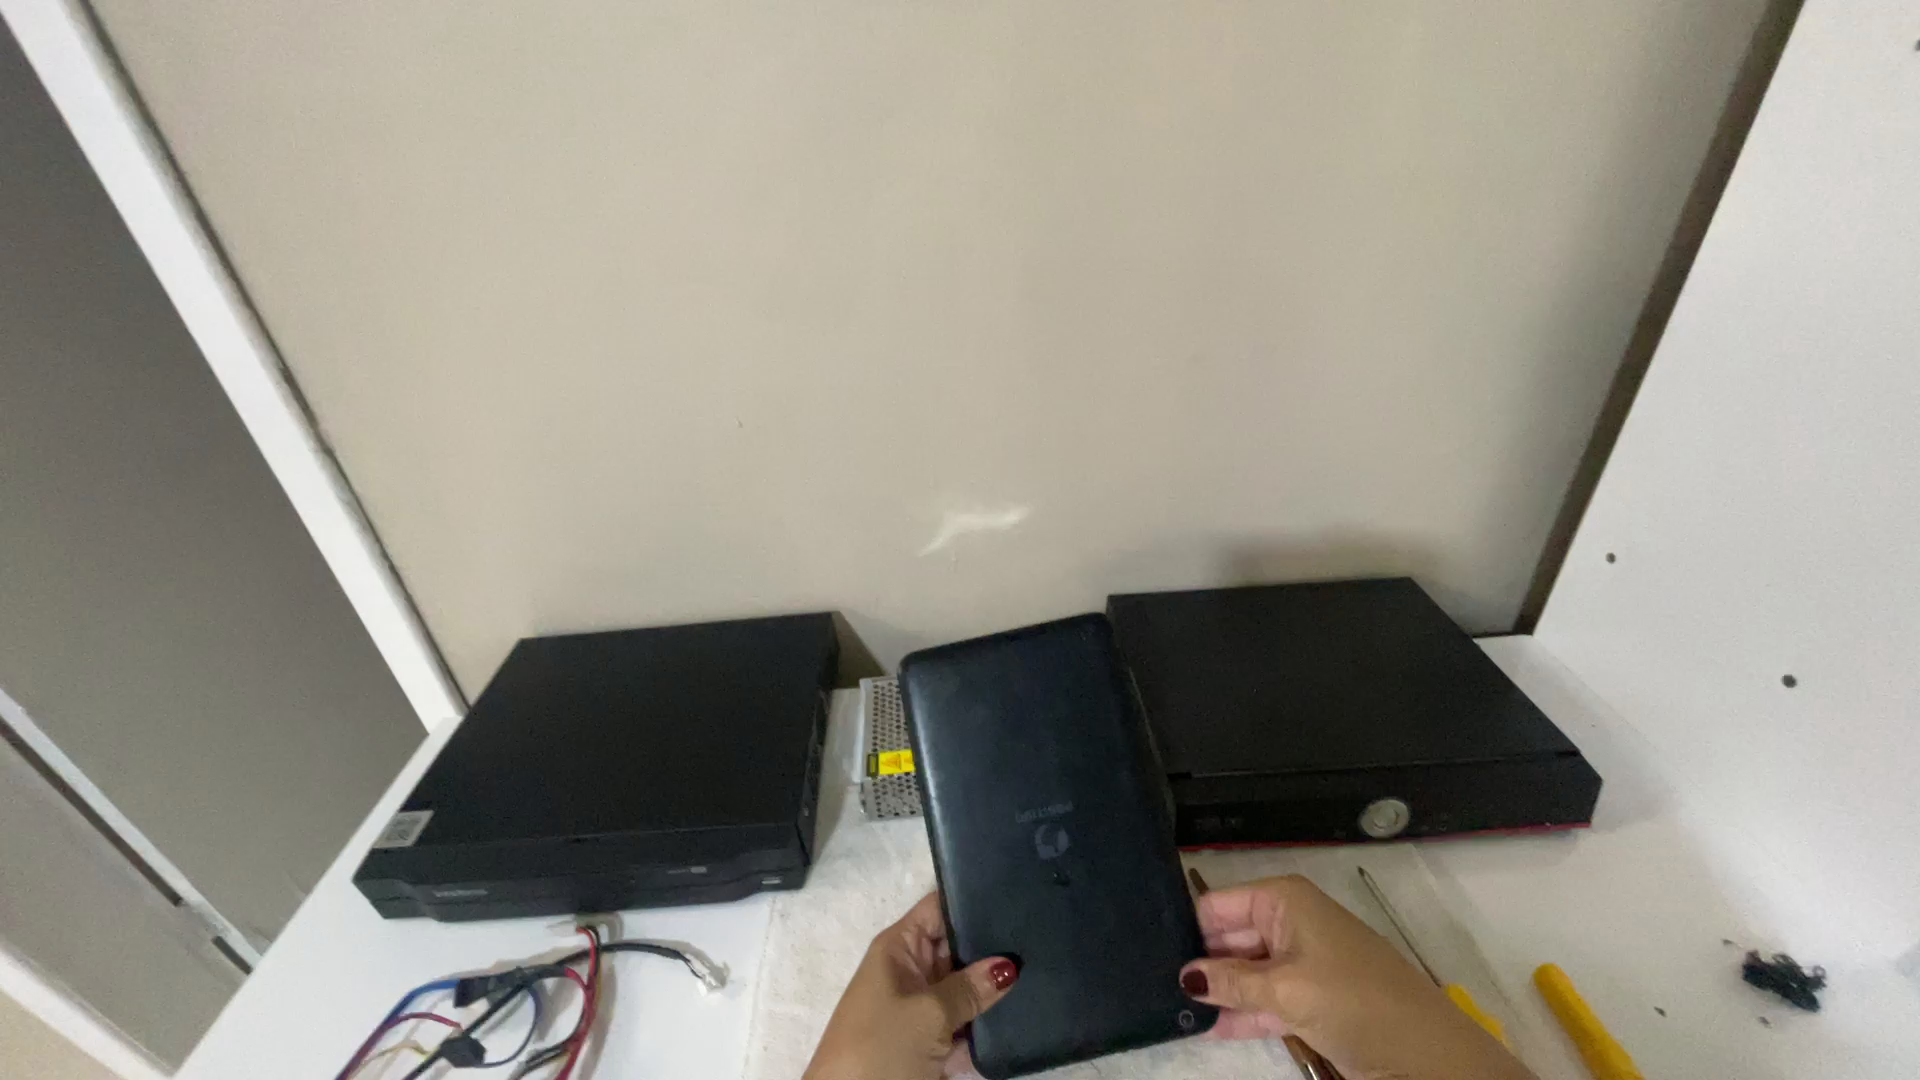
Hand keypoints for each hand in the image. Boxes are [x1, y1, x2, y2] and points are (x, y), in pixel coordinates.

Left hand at [803, 892, 1018, 1079]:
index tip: (1013, 894)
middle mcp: (910, 970)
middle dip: (991, 949)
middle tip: (1034, 942)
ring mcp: (919, 1008)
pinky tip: (1019, 1016)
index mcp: (899, 946)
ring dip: (990, 991)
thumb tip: (1008, 965)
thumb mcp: (929, 1014)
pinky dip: (983, 1024)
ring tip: (1037, 975)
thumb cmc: (880, 1048)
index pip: (939, 907)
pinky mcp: (927, 1043)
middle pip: (956, 946)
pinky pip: (962, 1022)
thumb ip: (970, 987)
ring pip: (963, 987)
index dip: (972, 899)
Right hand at [1180, 875, 1533, 1079]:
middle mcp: (1289, 920)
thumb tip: (1183, 977)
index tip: (1153, 957)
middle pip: (1229, 936)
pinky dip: (1244, 1011)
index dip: (1189, 932)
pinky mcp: (1314, 996)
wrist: (1437, 1062)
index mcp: (1283, 899)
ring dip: (1220, 992)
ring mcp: (1302, 960)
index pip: (1216, 905)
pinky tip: (1212, 1028)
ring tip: (1178, 1013)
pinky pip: (1266, 995)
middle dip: (1200, 963)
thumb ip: (1231, 983)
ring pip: (1246, 969)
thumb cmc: (1358, 1004)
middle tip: (1158, 990)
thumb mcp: (1288, 992)